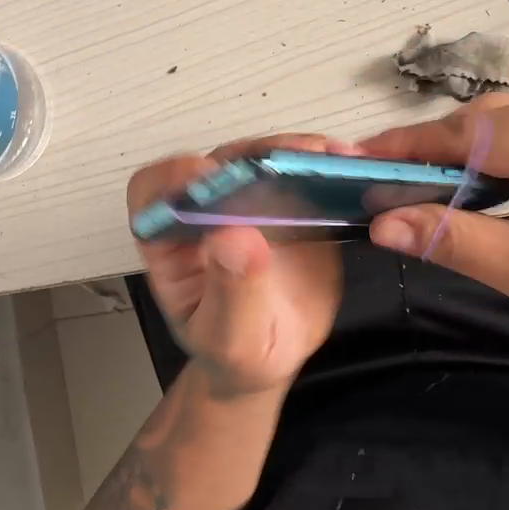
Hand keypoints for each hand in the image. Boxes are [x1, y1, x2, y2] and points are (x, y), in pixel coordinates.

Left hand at [127, 135, 349, 396]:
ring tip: (334, 157)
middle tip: (293, 159)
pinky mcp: (290, 204)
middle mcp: (206, 212)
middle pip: (219, 164)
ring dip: (297, 152)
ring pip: (265, 159)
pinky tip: (354, 168)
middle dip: (253, 156)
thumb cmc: (236, 352)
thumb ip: (229, 292)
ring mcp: (249, 203)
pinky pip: (304, 176)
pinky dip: (327, 166)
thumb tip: (234, 236)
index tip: (207, 178)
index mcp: (171, 241)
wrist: (273, 358)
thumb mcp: (229, 339)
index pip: (154, 192)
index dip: (173, 177)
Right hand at [357, 94, 508, 340]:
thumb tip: (382, 224)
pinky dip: (483, 151)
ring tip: (411, 181)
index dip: (408, 144)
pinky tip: (462, 178)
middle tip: (378, 178)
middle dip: (428, 148)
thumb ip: (454, 240)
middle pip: (484, 119)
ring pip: (500, 121)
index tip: (356, 156)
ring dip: (453, 149)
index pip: (473, 132)